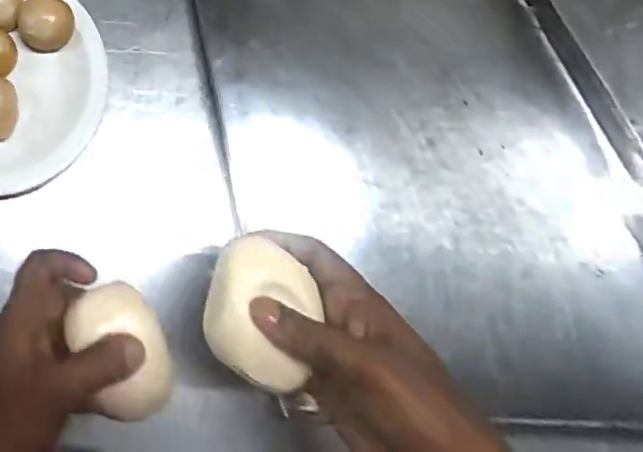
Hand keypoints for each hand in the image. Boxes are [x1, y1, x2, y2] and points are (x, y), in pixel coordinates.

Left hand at [0, 250, 145, 451]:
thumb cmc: (9, 415)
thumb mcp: (57, 390)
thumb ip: (97, 366)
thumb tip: (137, 344)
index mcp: (19, 316)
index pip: (38, 267)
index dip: (66, 261)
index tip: (96, 280)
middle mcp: (21, 330)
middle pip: (55, 300)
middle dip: (88, 308)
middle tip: (121, 324)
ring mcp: (24, 360)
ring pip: (61, 336)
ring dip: (90, 344)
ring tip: (123, 358)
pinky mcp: (30, 388)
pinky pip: (62, 368)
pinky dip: (85, 375)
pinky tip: (112, 398)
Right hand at [248, 231, 506, 451]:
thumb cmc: (416, 401)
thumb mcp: (364, 363)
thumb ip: (311, 336)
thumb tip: (256, 304)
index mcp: (356, 301)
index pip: (316, 256)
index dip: (284, 242)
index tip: (248, 242)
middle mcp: (340, 322)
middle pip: (297, 288)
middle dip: (264, 280)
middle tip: (226, 279)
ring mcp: (334, 357)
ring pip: (289, 328)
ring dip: (262, 322)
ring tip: (226, 315)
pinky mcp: (329, 391)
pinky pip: (290, 366)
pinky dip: (268, 361)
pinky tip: (246, 360)